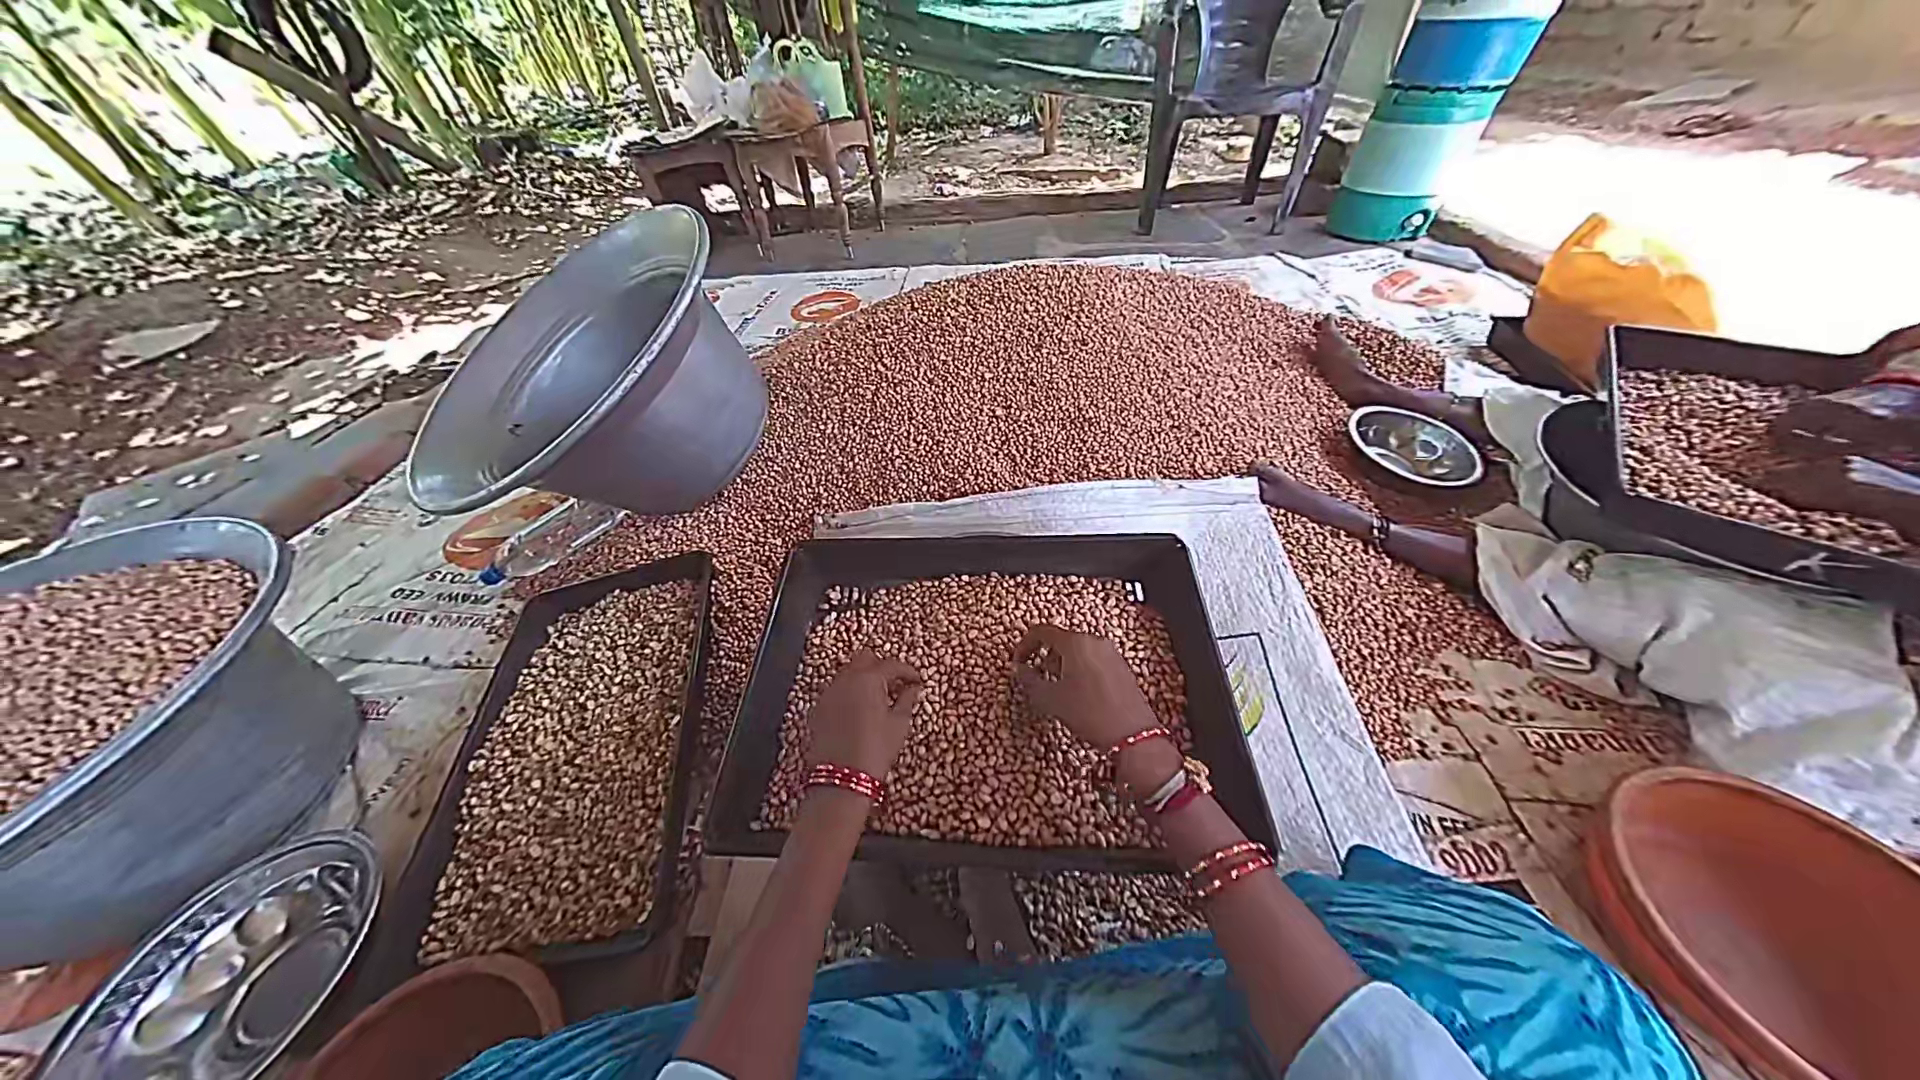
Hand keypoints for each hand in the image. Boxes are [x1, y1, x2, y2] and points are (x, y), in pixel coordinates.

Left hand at [805, 649, 922, 779]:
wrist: (841, 778)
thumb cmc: (876, 749)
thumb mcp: (899, 724)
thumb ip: (907, 700)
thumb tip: (913, 688)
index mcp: (869, 679)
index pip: (892, 665)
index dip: (908, 671)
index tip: (917, 681)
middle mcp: (845, 679)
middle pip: (865, 659)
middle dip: (882, 668)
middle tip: (896, 685)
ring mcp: (828, 693)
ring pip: (848, 674)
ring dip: (864, 679)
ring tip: (879, 699)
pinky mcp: (817, 708)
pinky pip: (836, 690)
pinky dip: (849, 693)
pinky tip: (859, 710)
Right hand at [1012, 625, 1160, 749]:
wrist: (1132, 735)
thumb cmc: (1090, 714)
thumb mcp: (1050, 698)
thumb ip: (1029, 680)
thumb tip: (1019, 669)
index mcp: (1076, 642)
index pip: (1042, 632)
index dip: (1025, 645)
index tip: (1018, 662)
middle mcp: (1095, 641)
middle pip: (1061, 640)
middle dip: (1044, 657)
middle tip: (1036, 677)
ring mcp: (1111, 653)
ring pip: (1078, 650)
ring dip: (1061, 664)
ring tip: (1056, 689)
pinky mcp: (1121, 667)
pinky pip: (1093, 660)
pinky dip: (1079, 669)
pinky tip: (1078, 693)